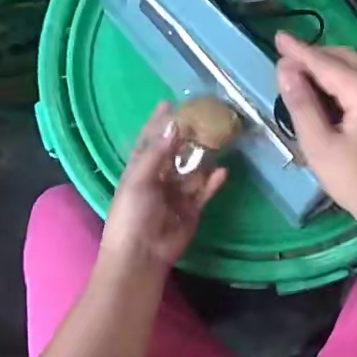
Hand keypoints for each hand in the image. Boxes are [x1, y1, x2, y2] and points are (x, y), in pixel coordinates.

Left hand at [101, 102, 227, 273]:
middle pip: (175, 152)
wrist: (141, 254)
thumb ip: (157, 152)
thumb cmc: (132, 215)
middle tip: (205, 115)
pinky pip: (204, 191)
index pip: (149, 140)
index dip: (158, 122)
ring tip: (220, 137)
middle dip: (188, 136)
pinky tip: (224, 170)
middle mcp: (158, 179)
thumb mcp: (139, 179)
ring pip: (192, 170)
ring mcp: (176, 195)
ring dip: (204, 156)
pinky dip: (213, 182)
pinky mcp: (191, 210)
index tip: (169, 102)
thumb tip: (175, 125)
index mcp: (139, 170)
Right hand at [274, 32, 356, 224]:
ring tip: (298, 69)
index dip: (299, 51)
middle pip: (344, 58)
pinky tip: (323, 87)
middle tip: (284, 55)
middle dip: (313, 54)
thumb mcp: (319, 145)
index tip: (277, 37)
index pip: (325, 64)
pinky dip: (339, 78)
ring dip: (326, 64)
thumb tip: (285, 71)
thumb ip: (301, 104)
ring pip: (354, 68)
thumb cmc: (354, 180)